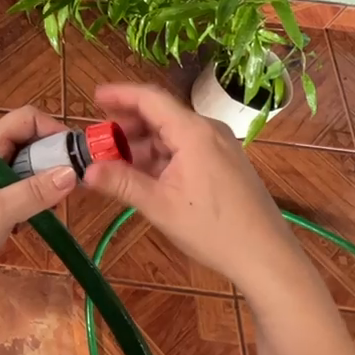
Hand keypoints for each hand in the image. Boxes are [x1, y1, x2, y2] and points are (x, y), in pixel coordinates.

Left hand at [0, 106, 78, 278]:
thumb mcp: (1, 210)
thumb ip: (35, 191)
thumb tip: (71, 173)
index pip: (27, 118)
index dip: (54, 131)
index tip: (77, 157)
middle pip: (30, 140)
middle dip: (53, 160)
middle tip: (70, 188)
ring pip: (27, 164)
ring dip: (43, 182)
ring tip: (51, 209)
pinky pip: (19, 184)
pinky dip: (31, 197)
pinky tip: (30, 221)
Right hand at [82, 84, 306, 295]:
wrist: (269, 259)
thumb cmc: (214, 230)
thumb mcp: (160, 206)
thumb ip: (121, 183)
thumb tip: (85, 171)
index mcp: (193, 132)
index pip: (150, 98)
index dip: (119, 95)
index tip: (93, 98)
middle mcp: (208, 130)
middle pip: (160, 115)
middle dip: (126, 126)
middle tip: (99, 141)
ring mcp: (220, 146)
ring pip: (172, 134)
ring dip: (143, 144)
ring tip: (117, 163)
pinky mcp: (226, 163)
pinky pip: (186, 148)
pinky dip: (161, 156)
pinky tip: (146, 175)